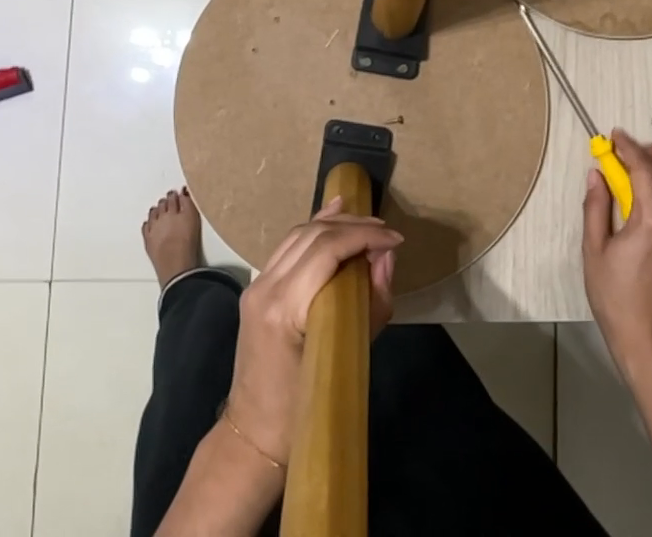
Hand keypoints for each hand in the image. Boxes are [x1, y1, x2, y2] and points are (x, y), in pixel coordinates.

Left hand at [225, 197, 400, 462]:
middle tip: (386, 230)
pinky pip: (288, 247)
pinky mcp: (256, 288)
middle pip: (311, 235)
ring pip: (297, 235)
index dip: (364, 236)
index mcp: (284, 307)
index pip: (327, 249)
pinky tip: (334, 220)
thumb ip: (372, 302)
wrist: (255, 431)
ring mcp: (256, 285)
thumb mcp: (349, 355)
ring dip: (334, 223)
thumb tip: (386, 258)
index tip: (396, 239)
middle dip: (352, 225)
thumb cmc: (305, 406)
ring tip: (368, 222)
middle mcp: (265, 287)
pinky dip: (315, 232)